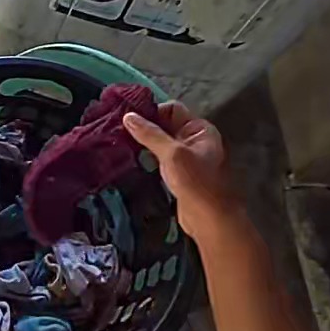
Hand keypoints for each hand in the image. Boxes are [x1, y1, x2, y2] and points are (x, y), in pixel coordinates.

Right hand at [122, 102, 251, 244]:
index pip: (171, 109)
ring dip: (143, 142)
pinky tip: (130, 157)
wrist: (211, 221)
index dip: (151, 111)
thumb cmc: (196, 183)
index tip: (128, 117)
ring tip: (120, 141)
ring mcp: (186, 157)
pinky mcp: (178, 172)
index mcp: (199, 129)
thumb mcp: (172, 154)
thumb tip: (128, 116)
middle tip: (118, 128)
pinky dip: (146, 155)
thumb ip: (150, 134)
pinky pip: (159, 156)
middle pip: (164, 124)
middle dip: (144, 126)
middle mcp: (194, 139)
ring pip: (160, 141)